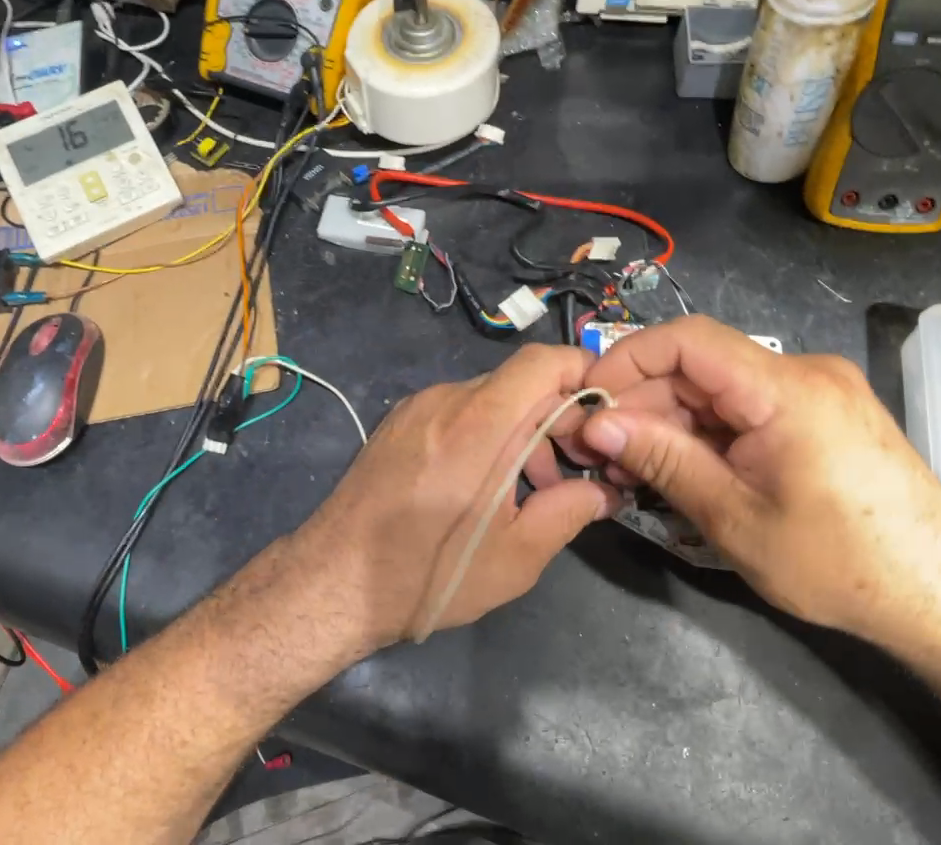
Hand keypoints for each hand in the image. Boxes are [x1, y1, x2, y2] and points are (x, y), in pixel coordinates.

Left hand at [285, 345, 620, 651]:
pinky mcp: (396, 425)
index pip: (542, 360)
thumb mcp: (517, 556)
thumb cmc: (430, 572)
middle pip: (518, 383)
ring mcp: (414, 409)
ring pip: (487, 399)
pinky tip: (484, 486)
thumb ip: (570, 512)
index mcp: (479, 422)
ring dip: (519, 432)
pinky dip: (484, 435)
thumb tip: (605, 490)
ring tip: (530, 491)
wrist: (334, 580)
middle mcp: (445, 400)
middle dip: (555, 417)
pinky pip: (455, 413)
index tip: (606, 416)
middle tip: (575, 470)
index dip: (583, 374)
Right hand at [565, 316, 940, 649]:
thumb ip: (662, 459)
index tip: (587, 402)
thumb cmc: (839, 563)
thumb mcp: (734, 517)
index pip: (686, 340)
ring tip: (629, 467)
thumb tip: (595, 424)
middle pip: (698, 367)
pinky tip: (678, 467)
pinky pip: (746, 408)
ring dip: (669, 422)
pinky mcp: (824, 416)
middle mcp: (805, 372)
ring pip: (718, 390)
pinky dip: (706, 433)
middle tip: (597, 450)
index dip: (626, 361)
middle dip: (640, 402)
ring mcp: (818, 393)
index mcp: (786, 387)